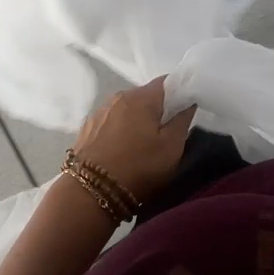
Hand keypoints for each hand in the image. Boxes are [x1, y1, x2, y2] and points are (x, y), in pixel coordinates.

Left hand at [69, 77, 195, 202]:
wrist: (90, 193)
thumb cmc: (138, 168)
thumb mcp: (171, 148)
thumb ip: (182, 121)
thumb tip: (187, 102)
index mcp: (141, 97)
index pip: (167, 81)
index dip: (180, 92)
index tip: (185, 110)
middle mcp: (119, 96)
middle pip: (145, 95)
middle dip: (157, 109)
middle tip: (165, 133)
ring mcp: (99, 111)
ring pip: (126, 108)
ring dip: (136, 119)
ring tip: (141, 144)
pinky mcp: (86, 127)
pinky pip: (111, 121)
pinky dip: (119, 129)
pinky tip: (121, 149)